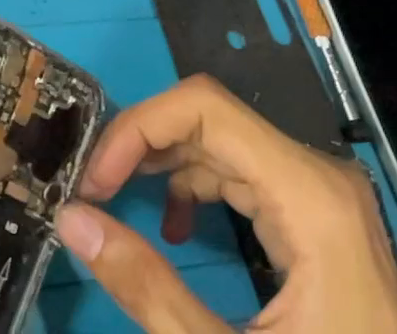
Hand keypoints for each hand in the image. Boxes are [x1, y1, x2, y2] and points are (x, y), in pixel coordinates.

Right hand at [55, 75, 396, 332]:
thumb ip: (147, 287)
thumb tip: (72, 220)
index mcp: (310, 197)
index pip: (206, 109)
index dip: (138, 128)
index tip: (95, 181)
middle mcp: (320, 178)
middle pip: (212, 120)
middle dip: (142, 147)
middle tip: (93, 191)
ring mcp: (323, 195)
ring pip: (224, 144)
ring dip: (163, 165)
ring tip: (117, 203)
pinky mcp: (318, 217)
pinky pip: (244, 174)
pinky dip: (197, 187)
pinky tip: (173, 228)